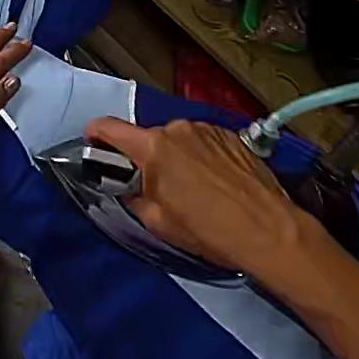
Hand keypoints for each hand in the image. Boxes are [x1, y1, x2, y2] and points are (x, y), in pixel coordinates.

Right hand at [83, 117, 317, 277]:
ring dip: (178, 156)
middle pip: (149, 137)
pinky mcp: (229, 133)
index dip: (96, 134)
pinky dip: (201, 155)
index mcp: (154, 148)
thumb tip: (132, 188)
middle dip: (148, 158)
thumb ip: (136, 197)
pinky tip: (215, 180)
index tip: (92, 142)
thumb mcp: (159, 222)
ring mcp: (207, 128)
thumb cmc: (209, 230)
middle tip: (158, 187)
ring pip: (179, 138)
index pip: (111, 128)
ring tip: (194, 188)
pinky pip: (203, 140)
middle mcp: (179, 129)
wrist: (266, 227)